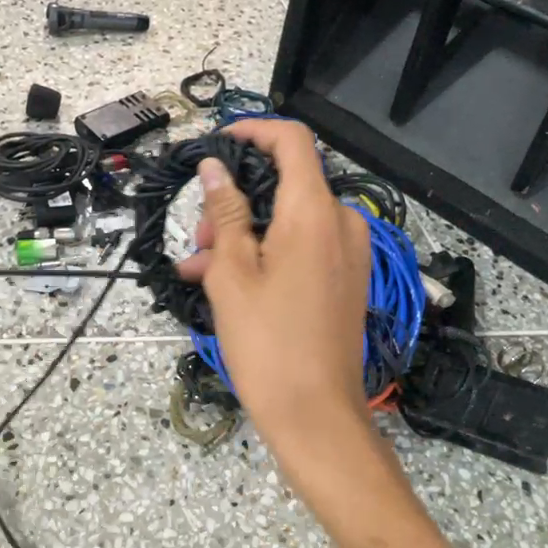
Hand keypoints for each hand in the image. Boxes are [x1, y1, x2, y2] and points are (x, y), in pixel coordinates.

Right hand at [180, 123, 524, 547]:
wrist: (317, 417)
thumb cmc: (267, 342)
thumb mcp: (232, 271)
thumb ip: (224, 210)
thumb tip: (214, 166)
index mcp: (315, 211)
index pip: (292, 140)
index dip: (254, 130)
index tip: (218, 143)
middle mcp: (341, 222)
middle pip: (285, 183)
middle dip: (235, 198)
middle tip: (198, 233)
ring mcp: (348, 252)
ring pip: (287, 218)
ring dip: (243, 232)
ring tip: (199, 266)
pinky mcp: (346, 278)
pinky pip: (302, 246)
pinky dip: (265, 253)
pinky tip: (224, 282)